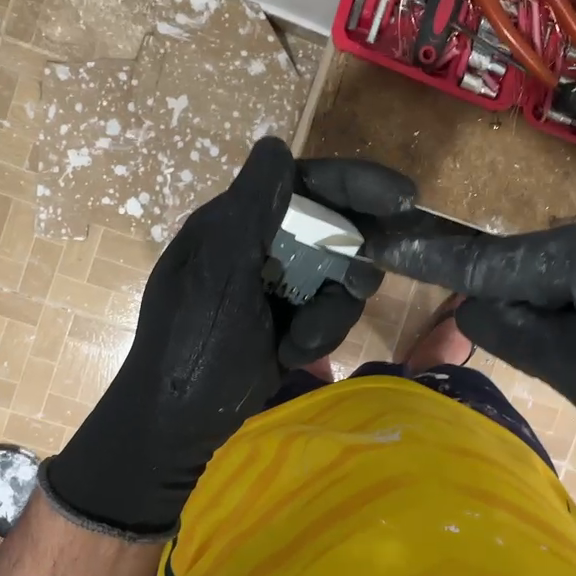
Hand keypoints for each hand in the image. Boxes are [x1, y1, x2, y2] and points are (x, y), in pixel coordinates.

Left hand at [41, 138, 416, 538]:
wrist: (176, 431)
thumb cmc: (191, 347)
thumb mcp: (220, 273)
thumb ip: (250, 210)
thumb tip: (275, 143)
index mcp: (232, 225)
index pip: (300, 184)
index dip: (351, 184)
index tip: (399, 197)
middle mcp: (257, 248)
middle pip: (328, 231)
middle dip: (345, 261)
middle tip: (363, 279)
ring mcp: (274, 290)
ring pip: (335, 277)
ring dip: (328, 311)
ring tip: (299, 341)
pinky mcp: (287, 325)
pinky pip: (327, 313)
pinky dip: (319, 334)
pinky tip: (291, 355)